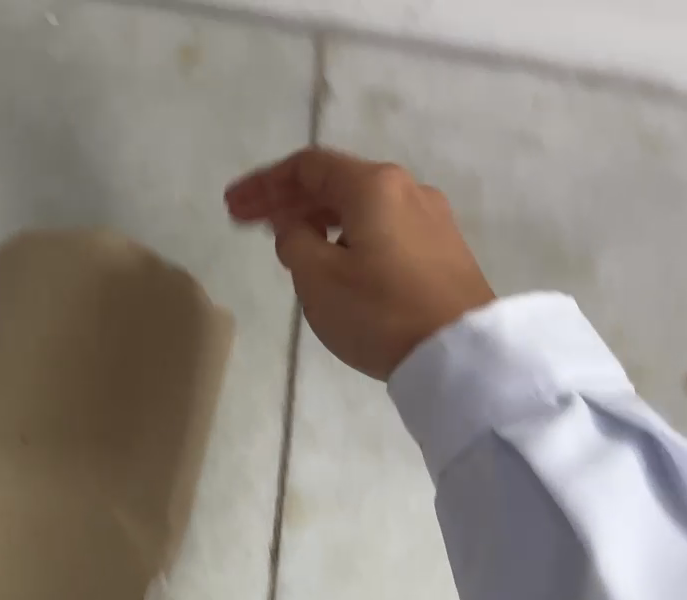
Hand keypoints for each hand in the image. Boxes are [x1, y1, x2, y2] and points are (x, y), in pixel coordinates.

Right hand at [225, 147, 495, 379]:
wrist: (454, 346)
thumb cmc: (376, 309)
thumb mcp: (316, 277)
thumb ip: (293, 241)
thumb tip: (291, 226)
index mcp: (372, 188)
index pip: (308, 167)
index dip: (264, 183)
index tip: (232, 204)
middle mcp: (403, 189)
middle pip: (332, 181)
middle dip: (282, 197)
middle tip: (241, 218)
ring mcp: (424, 215)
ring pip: (354, 203)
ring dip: (311, 214)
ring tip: (279, 236)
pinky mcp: (433, 244)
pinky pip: (374, 222)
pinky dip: (338, 228)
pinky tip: (323, 250)